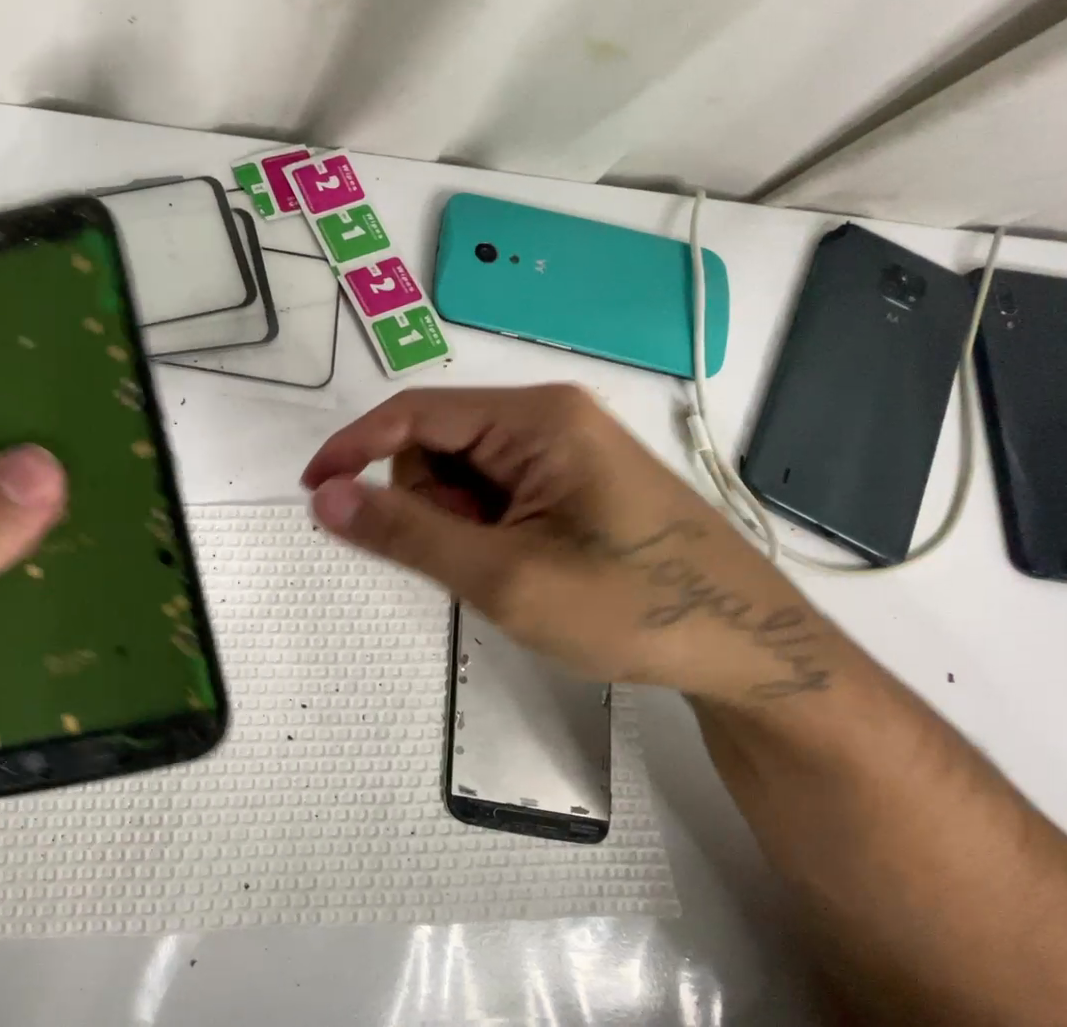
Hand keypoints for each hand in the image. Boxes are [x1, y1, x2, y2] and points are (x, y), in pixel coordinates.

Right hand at [302, 386, 842, 701]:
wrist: (754, 653)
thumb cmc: (633, 610)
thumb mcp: (503, 577)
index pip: (413, 413)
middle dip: (426, 502)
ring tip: (506, 570)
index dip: (353, 448)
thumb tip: (325, 497)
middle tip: (471, 561)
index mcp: (537, 419)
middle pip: (436, 444)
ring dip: (455, 522)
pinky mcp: (574, 482)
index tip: (313, 492)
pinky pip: (493, 493)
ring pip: (460, 474)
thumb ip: (405, 533)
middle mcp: (550, 418)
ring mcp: (566, 450)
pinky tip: (522, 566)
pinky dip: (482, 530)